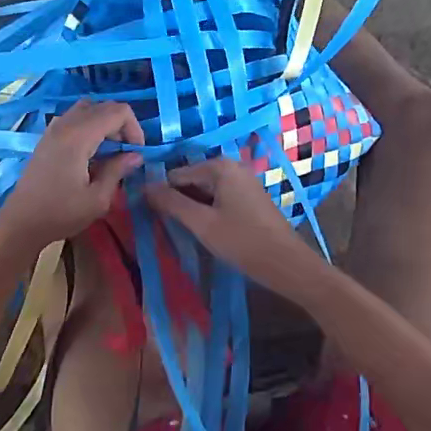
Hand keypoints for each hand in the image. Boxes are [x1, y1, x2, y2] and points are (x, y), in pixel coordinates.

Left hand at [0, 100, 144, 253]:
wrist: (21, 222)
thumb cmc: (60, 214)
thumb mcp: (97, 199)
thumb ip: (118, 171)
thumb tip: (136, 156)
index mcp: (78, 136)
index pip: (118, 111)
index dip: (134, 128)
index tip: (137, 153)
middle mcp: (65, 124)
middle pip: (103, 106)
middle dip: (121, 125)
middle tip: (126, 153)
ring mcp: (53, 129)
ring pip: (88, 109)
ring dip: (105, 124)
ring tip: (110, 152)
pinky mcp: (47, 138)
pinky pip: (74, 119)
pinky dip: (89, 127)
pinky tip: (91, 154)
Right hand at [144, 159, 318, 292]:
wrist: (287, 264)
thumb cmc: (242, 242)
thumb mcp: (201, 223)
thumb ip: (171, 203)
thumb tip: (143, 187)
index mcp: (220, 166)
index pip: (175, 175)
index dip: (163, 196)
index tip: (157, 218)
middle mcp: (232, 166)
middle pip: (190, 181)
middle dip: (179, 201)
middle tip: (173, 227)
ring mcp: (243, 181)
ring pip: (204, 191)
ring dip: (193, 209)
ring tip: (189, 231)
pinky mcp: (249, 198)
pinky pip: (218, 198)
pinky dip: (208, 212)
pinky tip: (207, 231)